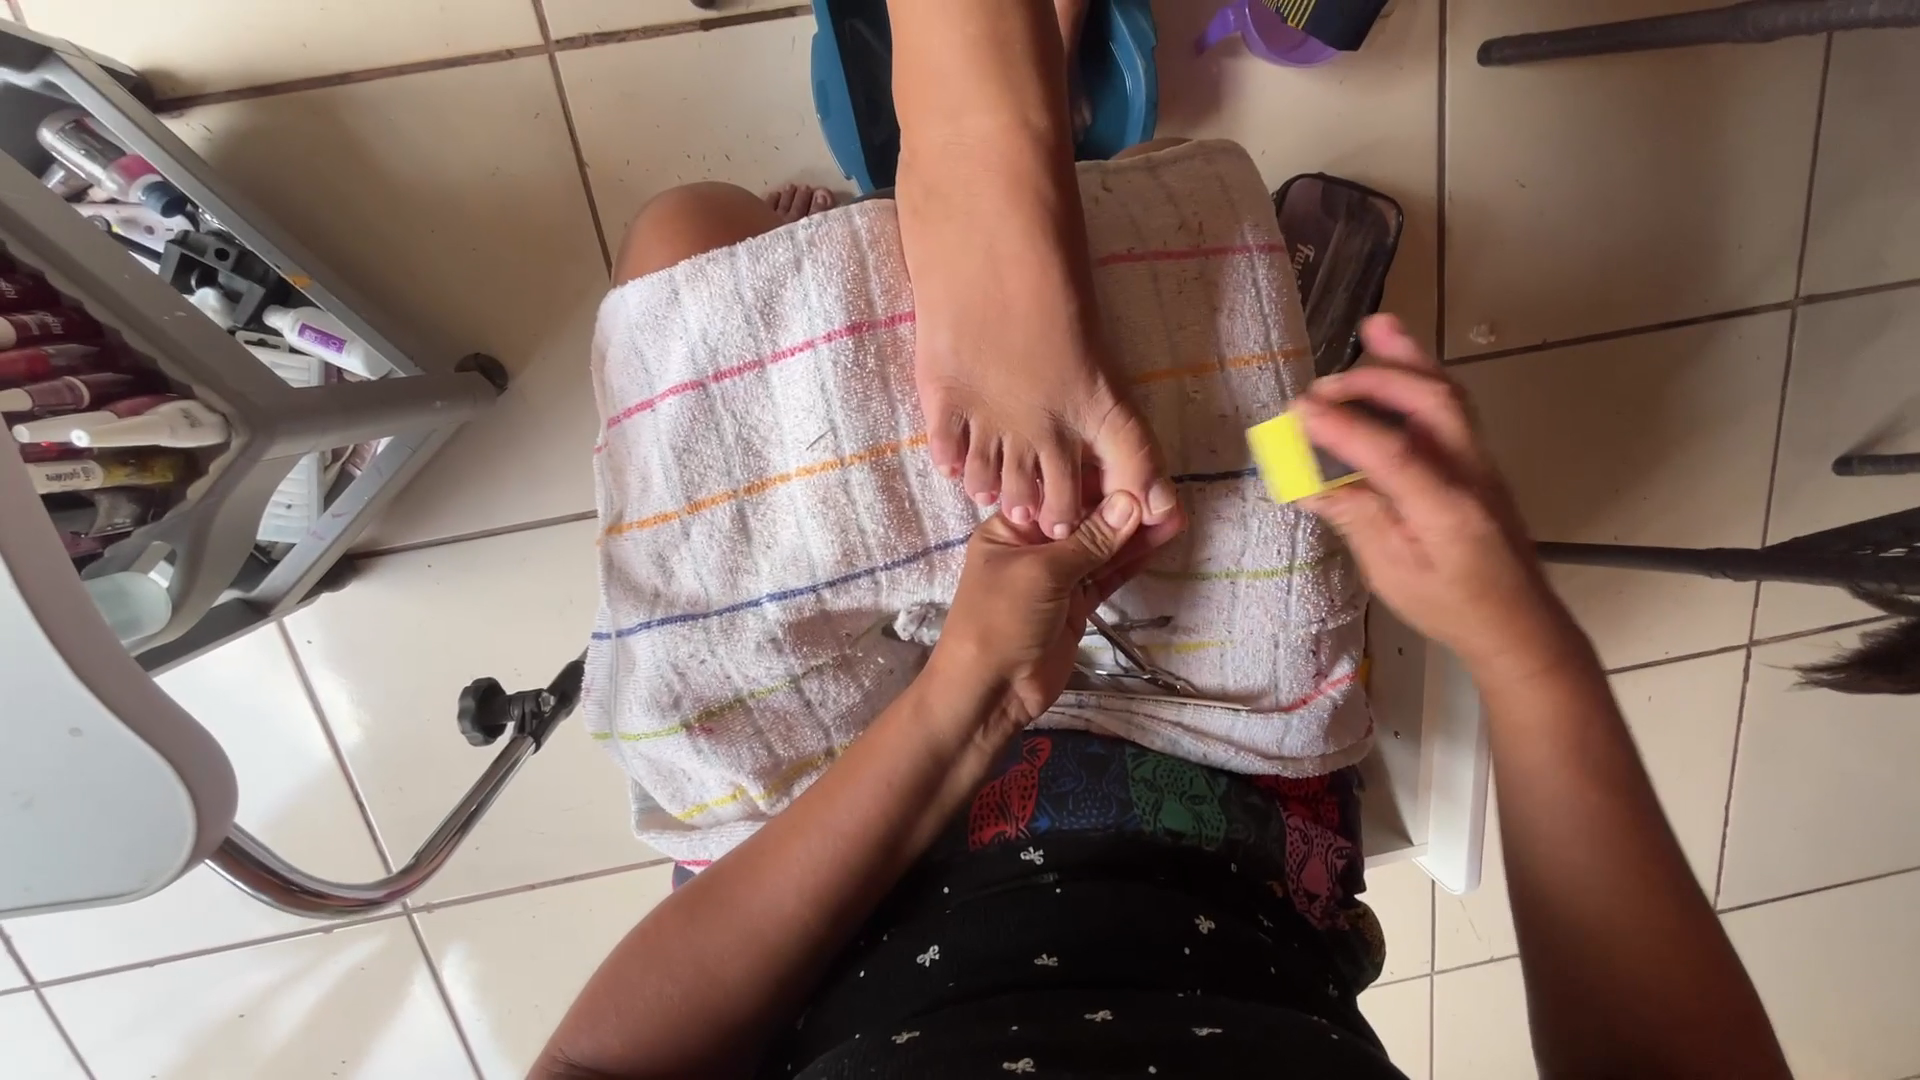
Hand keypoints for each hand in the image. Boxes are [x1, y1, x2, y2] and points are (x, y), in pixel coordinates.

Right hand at [895, 134, 1180, 543]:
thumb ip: (1096, 376)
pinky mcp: (942, 396)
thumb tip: (1095, 404)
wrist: (983, 214)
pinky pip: (950, 452)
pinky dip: (956, 464)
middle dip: (1057, 512)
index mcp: (1092, 394)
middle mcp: (1043, 420)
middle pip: (1057, 489)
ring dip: (1004, 493)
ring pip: (998, 480)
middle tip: (1050, 521)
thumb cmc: (1050, 245)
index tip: (1139, 512)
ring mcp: (988, 414)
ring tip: (1004, 501)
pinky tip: (958, 469)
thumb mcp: (1089, 312)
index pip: (1130, 460)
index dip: (1139, 492)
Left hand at [928, 490, 1175, 734]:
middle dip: (1122, 508)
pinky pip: (1106, 576)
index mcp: (1010, 527)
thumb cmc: (999, 620)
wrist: (990, 691)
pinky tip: (1159, 542)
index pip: (1058, 494)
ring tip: (1175, 514)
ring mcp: (1056, 577)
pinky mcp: (1075, 604)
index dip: (1096, 482)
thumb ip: (1089, 540)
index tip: (1138, 468)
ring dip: (1134, 534)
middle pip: (1082, 519)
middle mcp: (1033, 547)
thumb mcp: (1041, 573)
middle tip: (1166, 492)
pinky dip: (1131, 562)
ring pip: (1100, 549)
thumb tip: (1130, 501)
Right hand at [1293, 315, 1581, 674]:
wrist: (1517, 623)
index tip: (1297, 413)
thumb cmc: (1449, 606)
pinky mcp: (1476, 462)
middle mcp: (1469, 472)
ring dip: (1408, 360)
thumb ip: (1357, 518)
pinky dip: (1421, 376)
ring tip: (1375, 327)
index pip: (1391, 454)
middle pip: (1430, 403)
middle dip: (1374, 381)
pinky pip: (1450, 407)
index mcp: (1446, 508)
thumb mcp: (1392, 571)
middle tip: (1320, 387)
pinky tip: (1400, 363)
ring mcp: (1478, 462)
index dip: (1341, 428)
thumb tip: (1310, 484)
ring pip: (1447, 394)